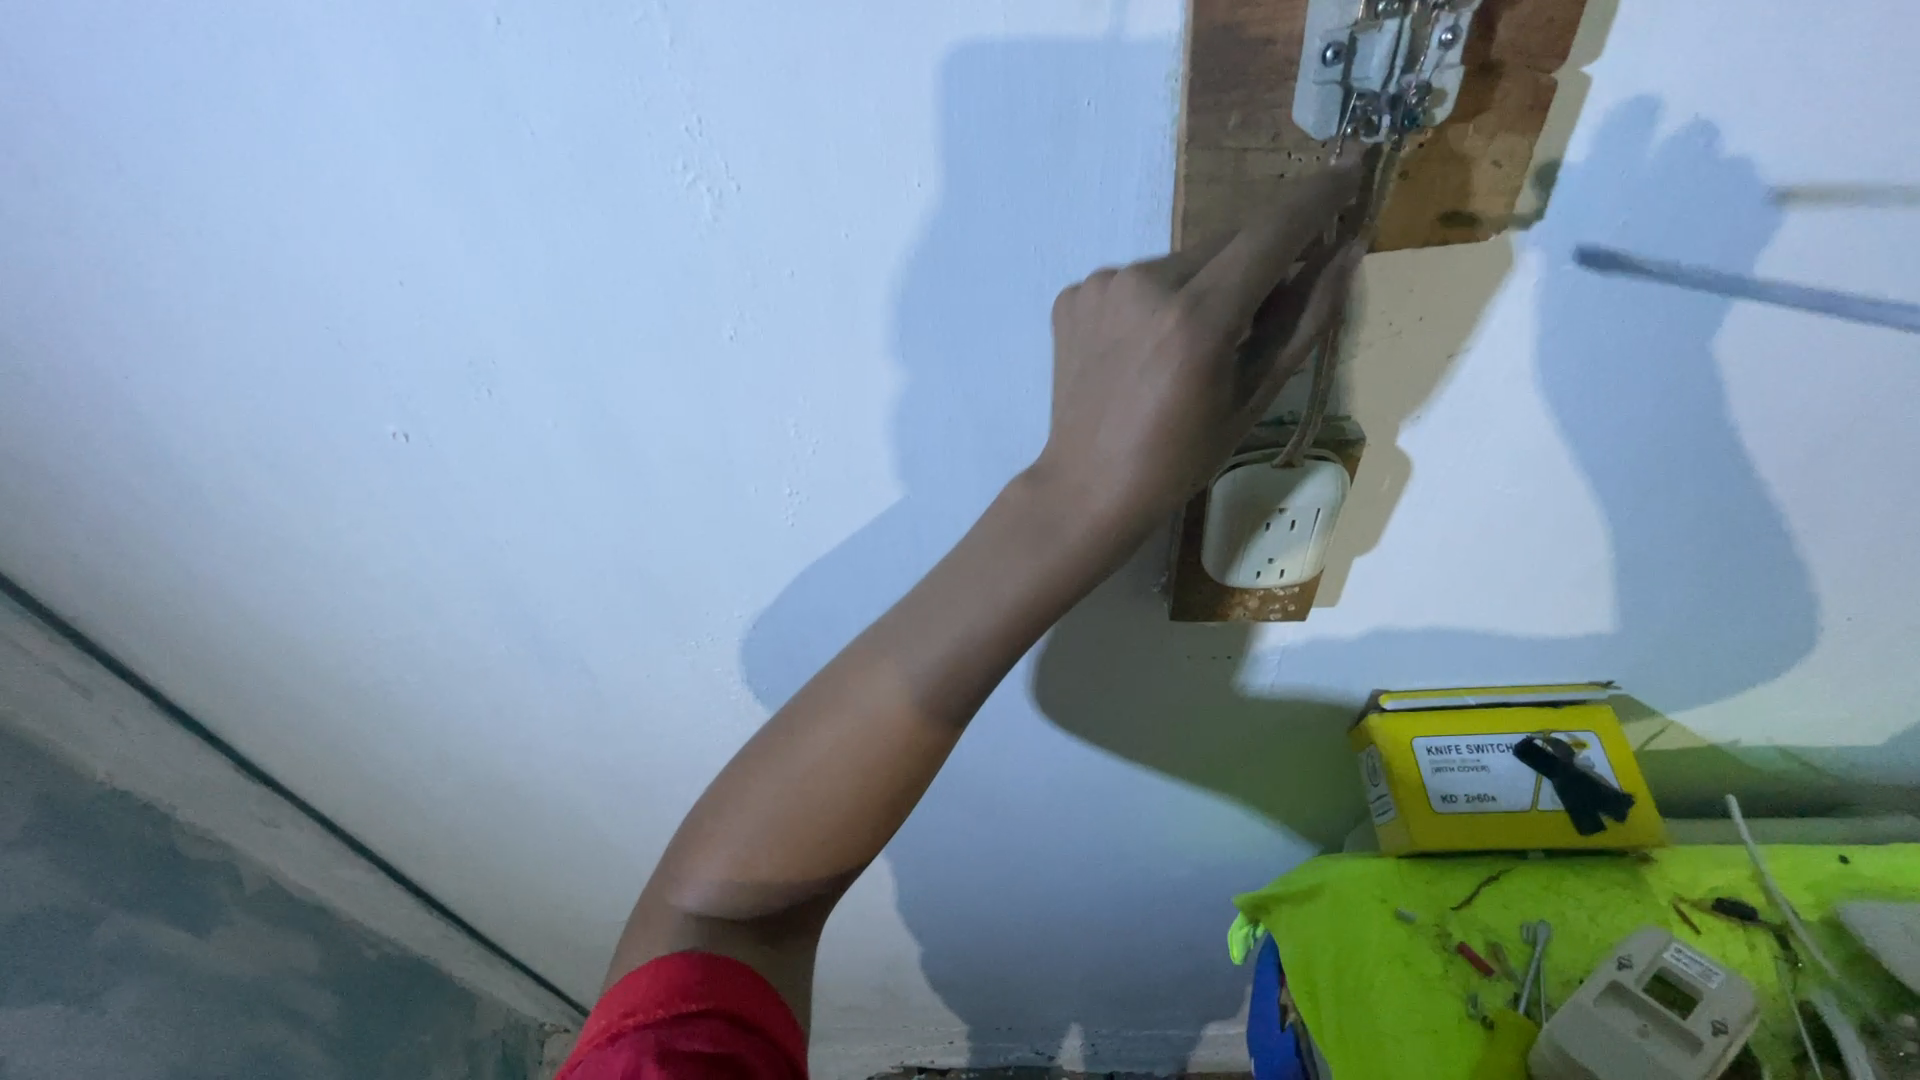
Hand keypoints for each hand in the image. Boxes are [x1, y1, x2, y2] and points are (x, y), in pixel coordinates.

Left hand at [1030, 169, 1363, 539]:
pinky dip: (1151, 303)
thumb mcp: (1254, 399)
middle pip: (1225, 244)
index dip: (1318, 198)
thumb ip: (1305, 319)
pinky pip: (1133, 281)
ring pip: (1178, 262)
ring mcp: (1100, 286)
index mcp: (1197, 318)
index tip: (1350, 173)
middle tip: (1255, 318)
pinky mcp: (1072, 296)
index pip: (1273, 231)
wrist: (1088, 486)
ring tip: (1182, 351)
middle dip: (1254, 266)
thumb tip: (1347, 248)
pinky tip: (1140, 352)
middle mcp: (1144, 284)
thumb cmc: (1179, 458)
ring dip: (1199, 286)